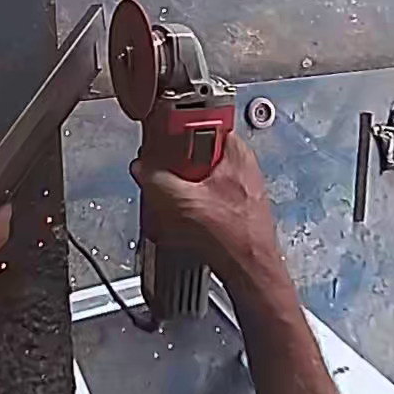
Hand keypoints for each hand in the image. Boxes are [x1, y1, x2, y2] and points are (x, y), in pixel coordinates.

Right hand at [130, 133, 285, 292]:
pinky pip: (206, 190)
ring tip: (176, 200)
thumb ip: (155, 179)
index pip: (201, 121)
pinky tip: (187, 215)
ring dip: (183, 184)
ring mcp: (240, 184)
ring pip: (200, 172)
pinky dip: (193, 199)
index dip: (177, 129)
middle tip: (166, 175)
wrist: (251, 272)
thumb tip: (143, 168)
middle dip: (177, 163)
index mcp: (236, 151)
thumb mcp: (182, 202)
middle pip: (196, 149)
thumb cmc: (234, 239)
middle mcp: (241, 163)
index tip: (162, 139)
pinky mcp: (236, 203)